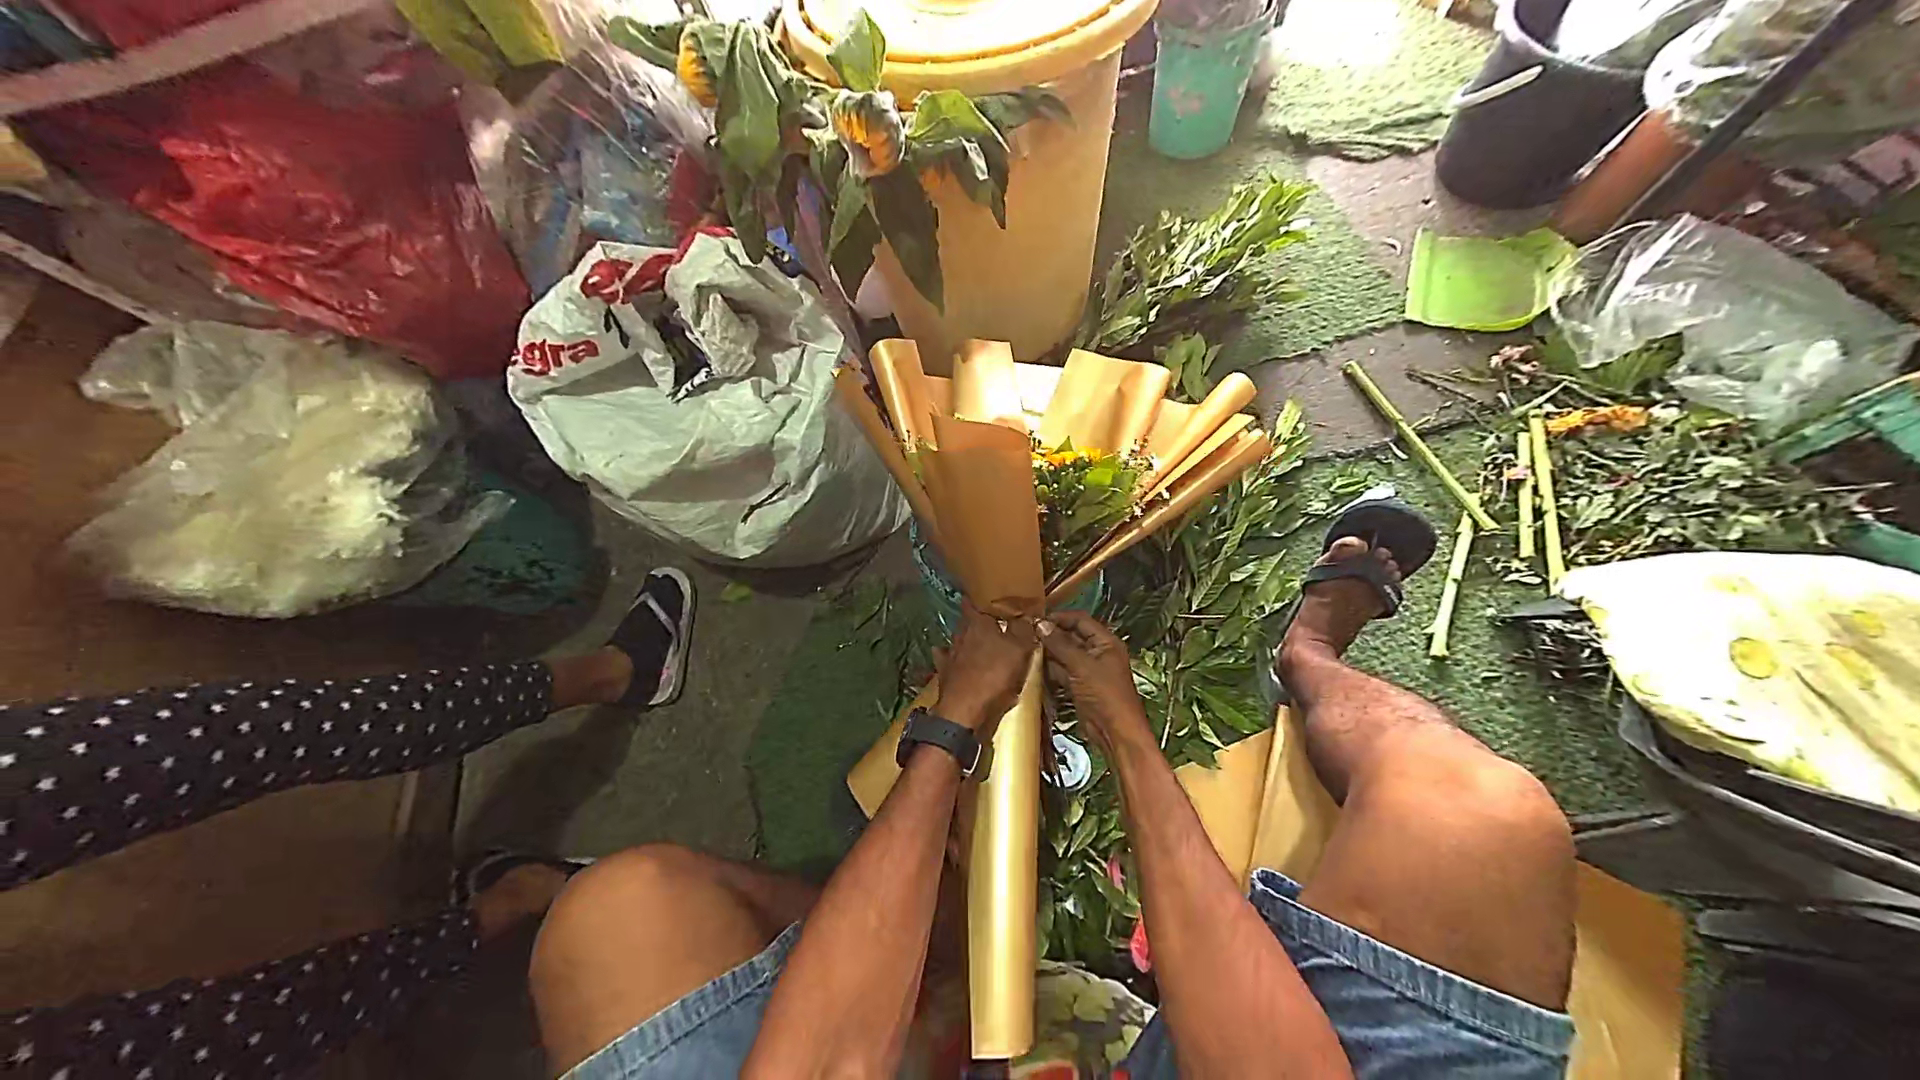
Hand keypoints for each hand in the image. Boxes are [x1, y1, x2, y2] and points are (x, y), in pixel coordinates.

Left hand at [936, 603, 1037, 732]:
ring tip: (983, 645)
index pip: (974, 600)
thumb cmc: (995, 675)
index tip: (992, 597)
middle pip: (969, 621)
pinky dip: (954, 660)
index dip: (982, 597)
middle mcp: (959, 634)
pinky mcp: (944, 674)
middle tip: (996, 624)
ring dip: (969, 641)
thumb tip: (1026, 613)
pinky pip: (949, 661)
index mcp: (976, 622)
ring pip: (960, 640)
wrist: (965, 712)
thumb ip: (1024, 628)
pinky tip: (957, 660)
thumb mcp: (1020, 649)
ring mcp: (949, 654)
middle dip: (980, 622)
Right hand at [1037, 610, 1149, 752]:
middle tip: (1027, 633)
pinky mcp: (1079, 685)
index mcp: (1105, 642)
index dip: (1060, 617)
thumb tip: (1041, 624)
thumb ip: (1060, 644)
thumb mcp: (1082, 665)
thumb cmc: (1105, 694)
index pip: (1080, 620)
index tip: (1037, 618)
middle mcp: (1097, 652)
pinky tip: (1033, 665)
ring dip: (1048, 652)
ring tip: (1026, 647)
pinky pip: (1062, 671)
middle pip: (1071, 636)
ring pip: (1064, 654)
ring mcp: (1087, 670)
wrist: (1115, 732)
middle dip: (1051, 635)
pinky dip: (1050, 669)